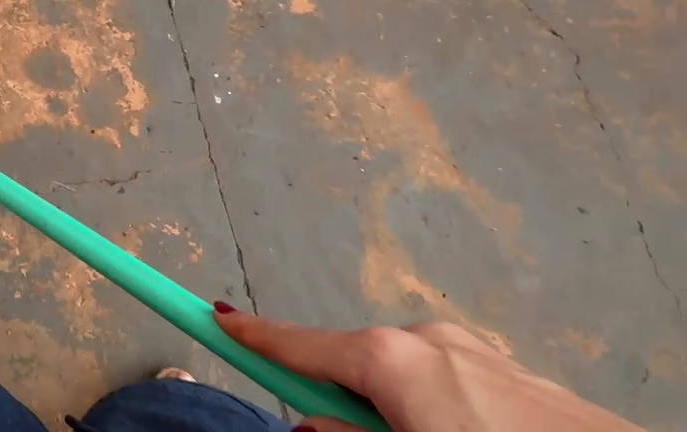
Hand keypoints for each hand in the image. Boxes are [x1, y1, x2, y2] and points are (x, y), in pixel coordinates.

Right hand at [213, 305, 643, 431]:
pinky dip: (449, 413)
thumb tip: (314, 428)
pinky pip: (457, 385)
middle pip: (352, 363)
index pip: (293, 343)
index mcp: (387, 357)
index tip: (209, 313)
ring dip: (403, 412)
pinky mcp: (524, 375)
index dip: (247, 333)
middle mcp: (424, 340)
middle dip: (347, 399)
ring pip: (409, 377)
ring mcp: (478, 353)